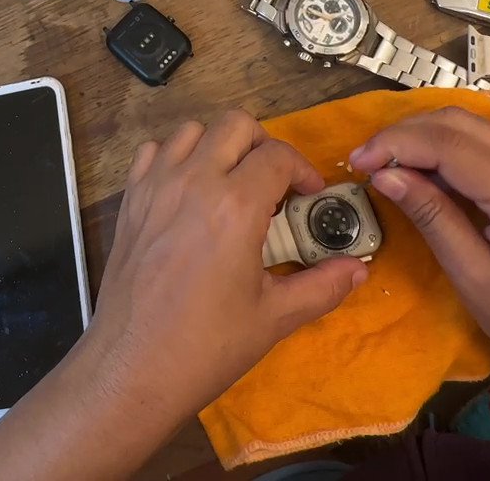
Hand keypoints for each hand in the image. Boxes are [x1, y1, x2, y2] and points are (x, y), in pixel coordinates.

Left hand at [83, 111, 368, 420]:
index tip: (308, 195)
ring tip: (230, 180)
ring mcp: (156, 184)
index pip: (278, 155)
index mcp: (235, 205)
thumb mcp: (274, 317)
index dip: (302, 169)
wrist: (133, 365)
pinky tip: (186, 188)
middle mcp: (194, 180)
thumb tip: (358, 270)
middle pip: (235, 124)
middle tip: (273, 181)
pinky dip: (174, 156)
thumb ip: (322, 286)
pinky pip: (153, 151)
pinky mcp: (131, 197)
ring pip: (192, 129)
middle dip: (263, 144)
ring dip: (218, 145)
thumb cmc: (207, 345)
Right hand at [346, 108, 489, 403]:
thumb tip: (384, 174)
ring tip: (384, 164)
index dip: (395, 145)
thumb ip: (433, 219)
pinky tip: (421, 170)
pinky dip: (446, 147)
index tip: (356, 162)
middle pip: (459, 123)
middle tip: (364, 161)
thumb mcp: (477, 284)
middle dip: (403, 134)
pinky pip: (486, 144)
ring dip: (422, 135)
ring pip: (471, 126)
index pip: (449, 145)